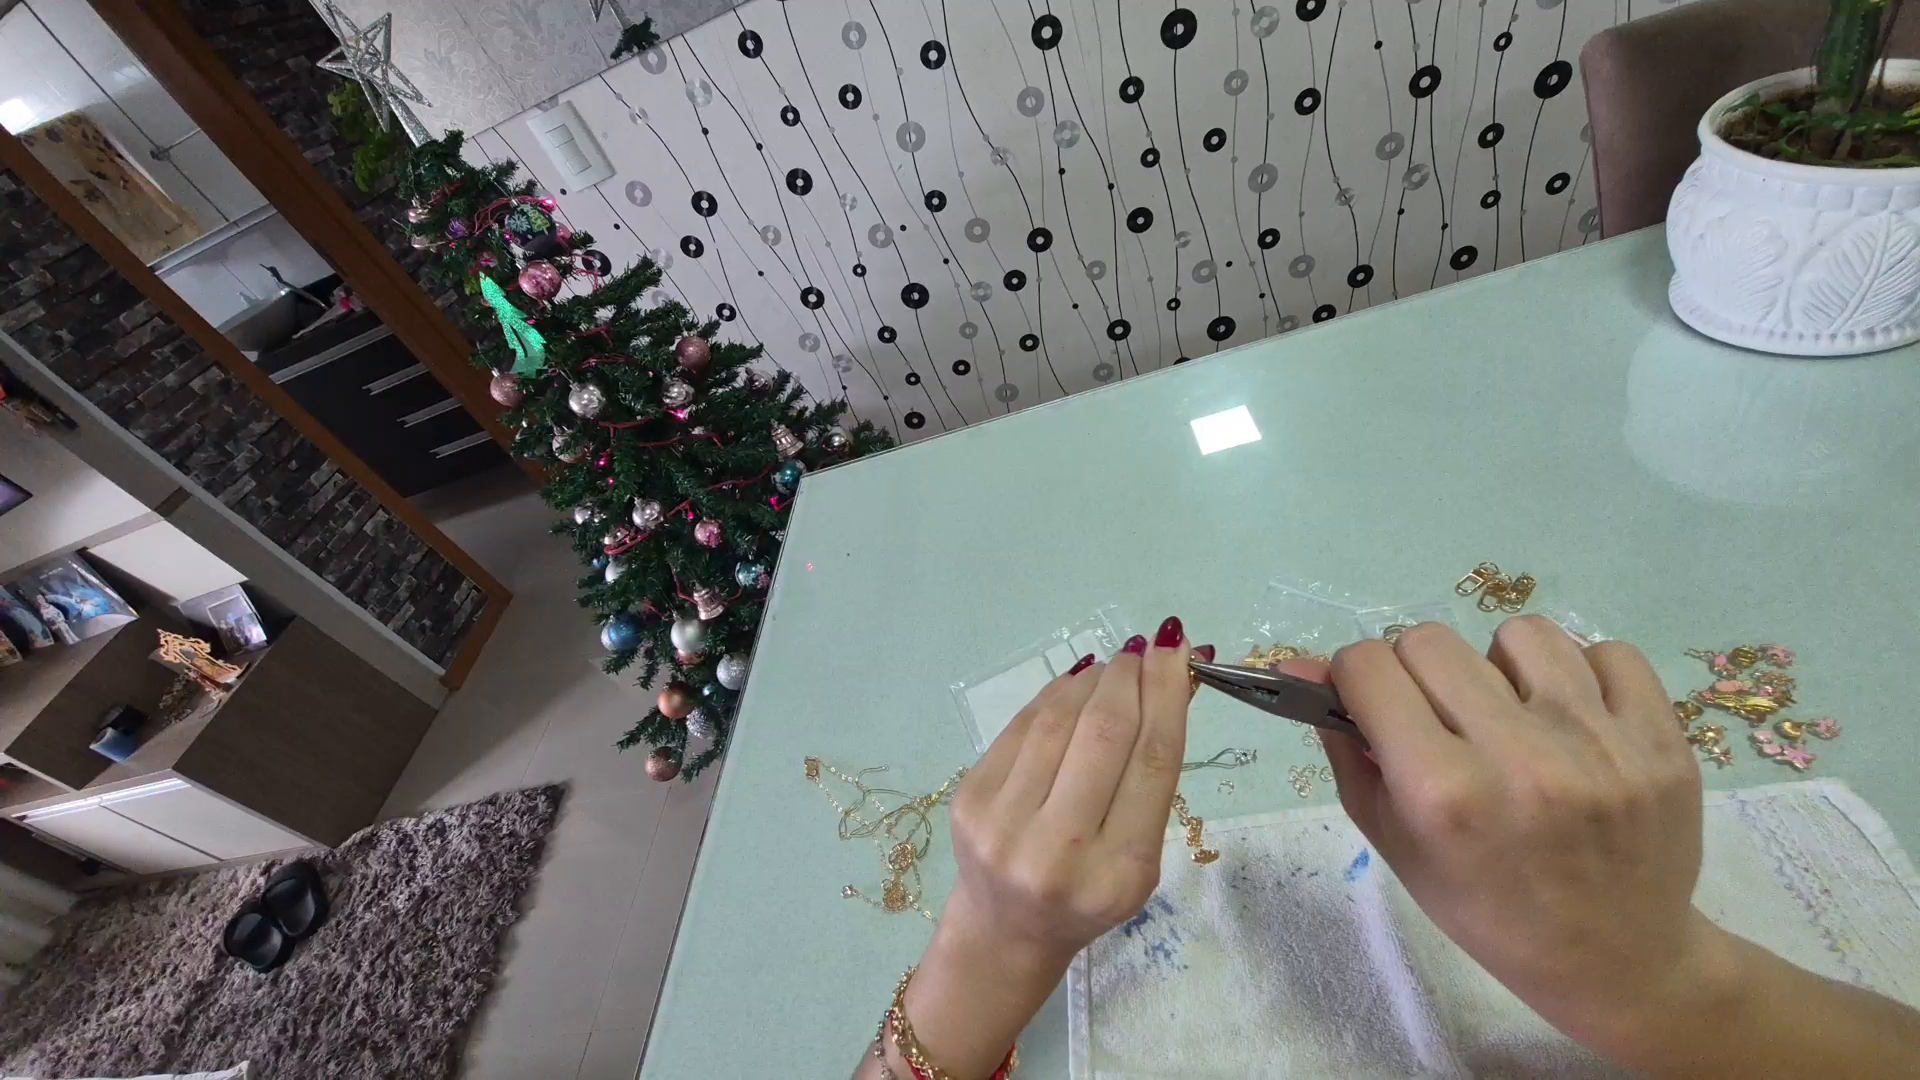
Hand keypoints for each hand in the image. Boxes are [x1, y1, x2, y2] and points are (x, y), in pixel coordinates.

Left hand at [878, 617, 1205, 1078]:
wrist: (1005, 929)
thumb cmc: (1088, 895)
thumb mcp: (1138, 859)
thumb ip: (1148, 779)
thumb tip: (1164, 681)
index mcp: (1118, 873)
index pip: (1152, 761)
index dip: (1168, 694)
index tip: (1178, 649)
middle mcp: (1057, 849)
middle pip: (1104, 732)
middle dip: (1130, 677)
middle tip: (1146, 648)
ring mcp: (1003, 821)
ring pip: (1058, 719)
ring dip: (1093, 679)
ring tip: (1114, 666)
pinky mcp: (969, 798)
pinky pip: (1021, 725)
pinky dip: (1054, 695)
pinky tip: (1075, 683)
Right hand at [1317, 617, 1713, 1062]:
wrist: (1615, 960)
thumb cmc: (1476, 900)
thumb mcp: (1386, 831)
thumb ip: (1341, 741)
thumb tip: (1300, 664)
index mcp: (1440, 789)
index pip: (1366, 665)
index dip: (1354, 675)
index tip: (1367, 700)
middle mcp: (1518, 758)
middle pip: (1429, 639)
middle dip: (1413, 668)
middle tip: (1432, 712)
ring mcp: (1600, 746)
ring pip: (1518, 633)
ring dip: (1496, 663)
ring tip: (1508, 710)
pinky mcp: (1663, 742)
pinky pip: (1607, 651)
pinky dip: (1579, 674)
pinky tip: (1570, 717)